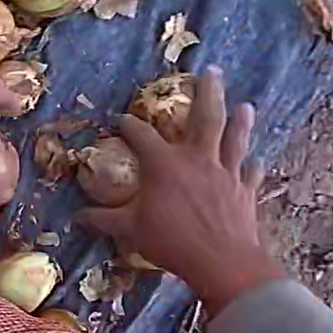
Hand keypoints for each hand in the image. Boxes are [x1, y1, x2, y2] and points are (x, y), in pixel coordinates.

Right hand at [79, 68, 284, 313]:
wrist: (221, 261)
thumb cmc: (171, 241)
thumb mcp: (130, 229)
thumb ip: (103, 219)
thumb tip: (77, 217)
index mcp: (164, 164)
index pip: (141, 135)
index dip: (128, 124)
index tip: (120, 118)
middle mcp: (196, 159)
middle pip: (205, 117)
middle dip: (207, 92)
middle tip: (211, 71)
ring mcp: (225, 173)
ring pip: (234, 138)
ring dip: (240, 120)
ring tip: (245, 104)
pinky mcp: (244, 191)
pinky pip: (250, 173)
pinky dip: (251, 166)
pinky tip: (255, 161)